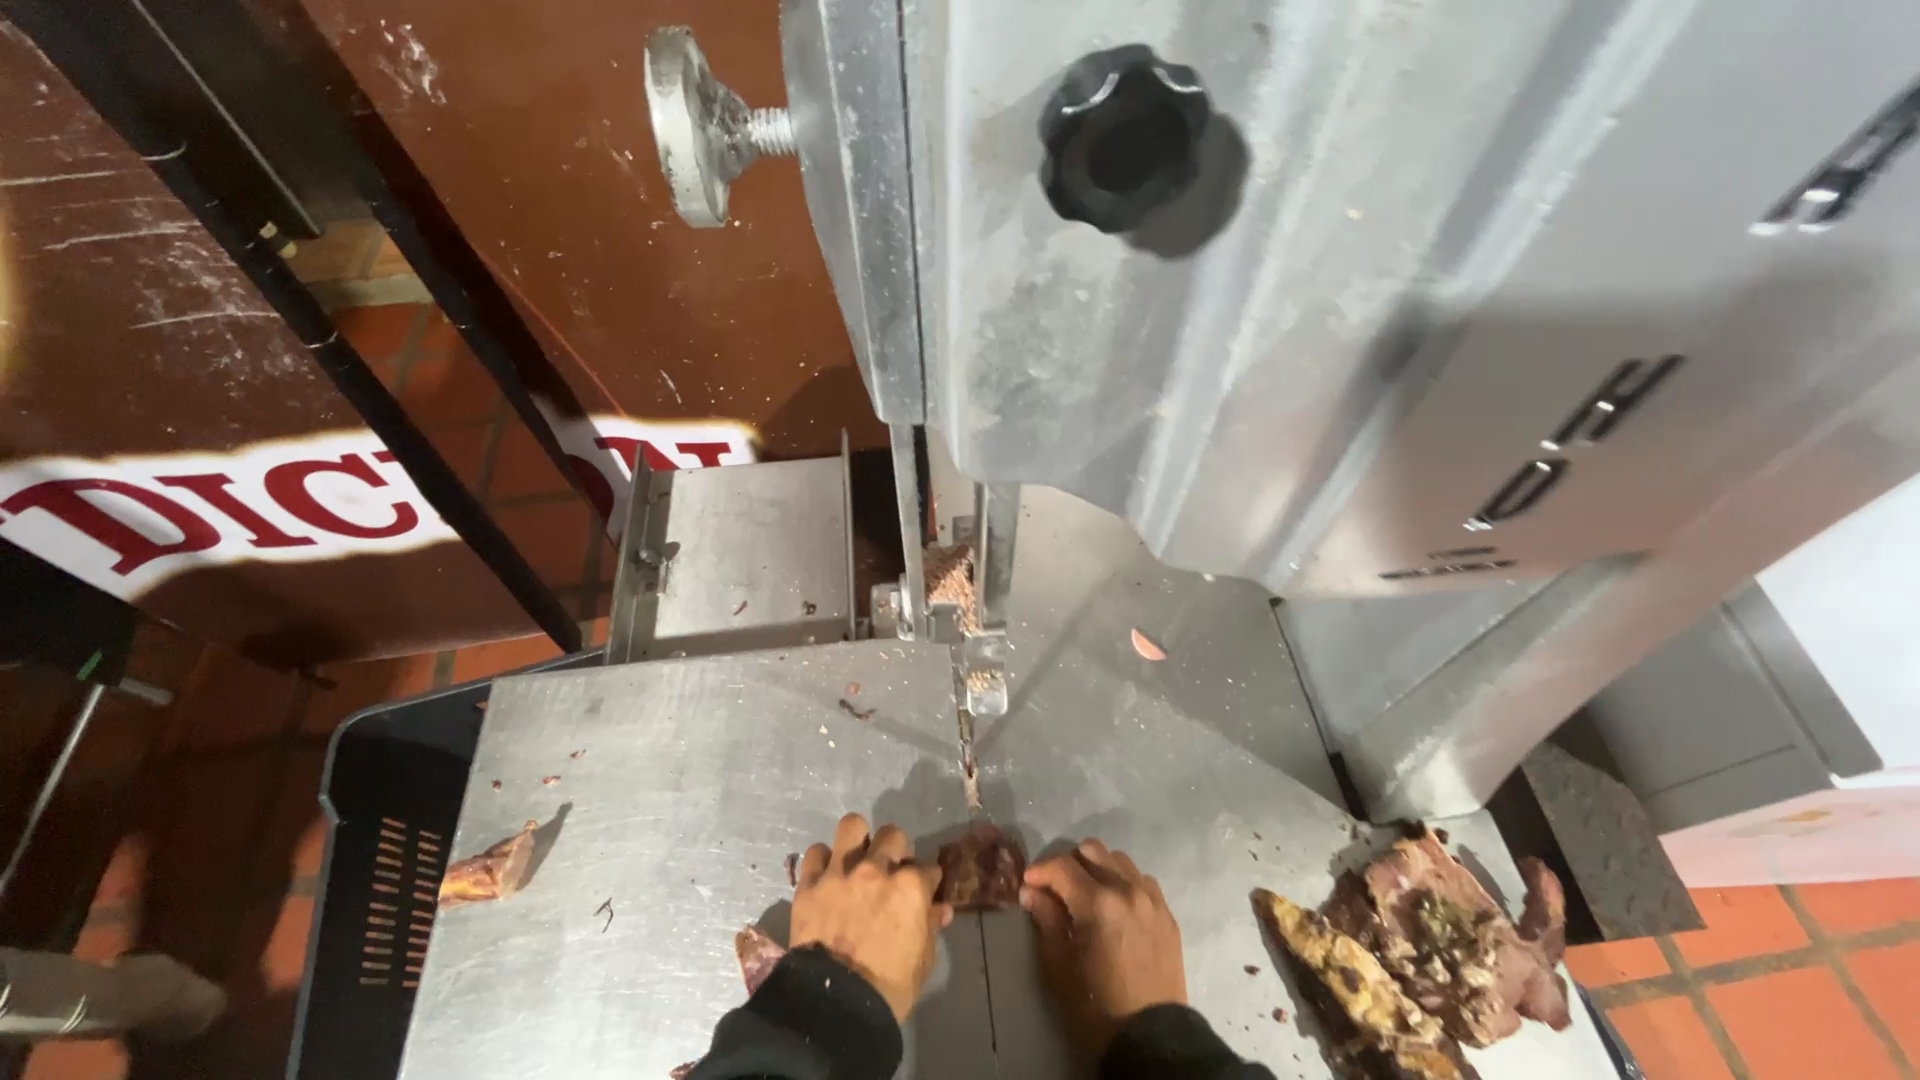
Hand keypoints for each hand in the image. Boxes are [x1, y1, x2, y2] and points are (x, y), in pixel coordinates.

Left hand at [791, 813, 952, 1022]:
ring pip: (852, 826)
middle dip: (897, 849)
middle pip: (893, 835)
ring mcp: (840, 873)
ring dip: (858, 839)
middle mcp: (876, 869)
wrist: (836, 1005)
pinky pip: (815, 854)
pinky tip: (827, 876)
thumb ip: (931, 927)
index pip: (928, 868)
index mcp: (910, 887)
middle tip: (891, 869)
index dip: (928, 879)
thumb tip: (940, 909)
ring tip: (857, 857)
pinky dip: (823, 861)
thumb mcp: (922, 960)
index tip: (924, 890)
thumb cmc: (889, 988)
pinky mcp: (809, 885)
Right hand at [1021, 839, 1186, 1058]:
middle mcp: (1127, 890)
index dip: (1040, 870)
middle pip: (1092, 850)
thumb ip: (1046, 919)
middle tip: (1056, 887)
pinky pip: (1142, 880)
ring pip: (1119, 860)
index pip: (1062, 866)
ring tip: (1087, 893)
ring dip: (1098, 868)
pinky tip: (1115, 904)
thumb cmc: (1095, 1005)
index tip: (1028, 882)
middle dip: (1068, 863)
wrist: (1150, 1037)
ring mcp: (1152, 899)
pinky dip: (1124, 882)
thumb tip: (1031, 891)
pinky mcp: (1167, 913)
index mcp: (1098, 903)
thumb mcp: (1059, 965)